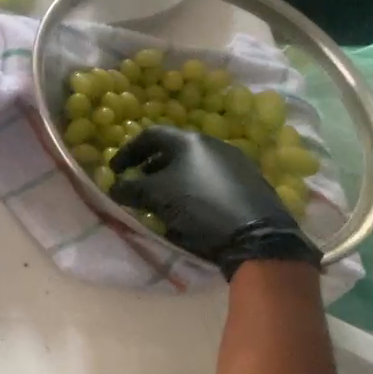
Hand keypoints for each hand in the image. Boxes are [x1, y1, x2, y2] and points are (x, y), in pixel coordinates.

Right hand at [109, 127, 318, 279]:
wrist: (257, 237)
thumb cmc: (199, 207)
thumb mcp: (156, 197)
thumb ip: (130, 188)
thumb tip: (115, 187)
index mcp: (189, 141)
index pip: (150, 136)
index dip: (127, 152)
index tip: (115, 171)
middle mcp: (213, 144)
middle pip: (172, 150)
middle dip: (150, 167)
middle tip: (137, 185)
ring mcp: (236, 163)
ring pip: (193, 165)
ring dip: (172, 178)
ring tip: (162, 200)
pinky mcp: (251, 183)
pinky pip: (211, 179)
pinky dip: (193, 188)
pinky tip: (191, 209)